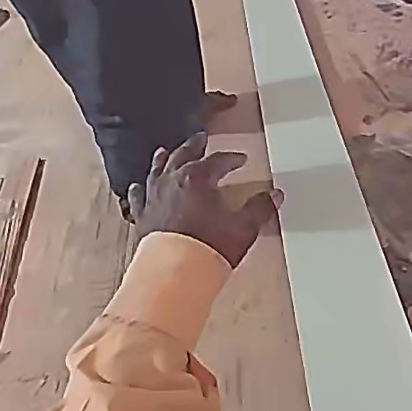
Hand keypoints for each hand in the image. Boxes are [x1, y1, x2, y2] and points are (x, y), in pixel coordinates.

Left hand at [127, 133, 280, 267]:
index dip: (231, 159)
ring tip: (166, 151)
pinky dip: (140, 188)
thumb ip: (259, 209)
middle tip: (201, 138)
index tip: (240, 159)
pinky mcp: (142, 216)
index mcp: (197, 178)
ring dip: (164, 158)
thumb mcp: (243, 228)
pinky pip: (138, 196)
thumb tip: (274, 196)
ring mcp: (153, 197)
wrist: (175, 272)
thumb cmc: (208, 247)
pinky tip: (138, 186)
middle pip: (183, 155)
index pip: (218, 161)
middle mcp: (172, 181)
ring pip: (157, 169)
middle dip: (194, 145)